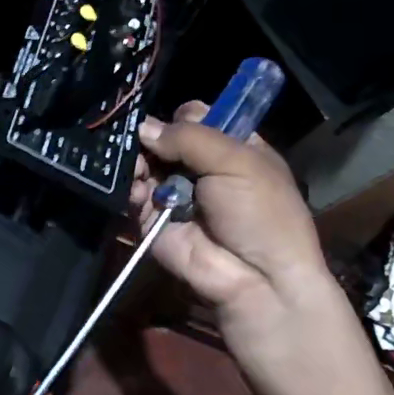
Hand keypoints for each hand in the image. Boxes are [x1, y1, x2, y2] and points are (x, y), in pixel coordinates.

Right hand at [131, 102, 352, 375]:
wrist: (257, 278)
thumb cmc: (260, 212)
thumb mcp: (236, 161)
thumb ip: (189, 137)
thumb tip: (145, 127)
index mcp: (233, 148)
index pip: (199, 117)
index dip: (184, 116)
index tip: (173, 118)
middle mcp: (203, 169)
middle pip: (166, 139)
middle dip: (153, 138)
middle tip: (142, 141)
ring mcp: (177, 195)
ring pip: (146, 165)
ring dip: (139, 163)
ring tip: (139, 168)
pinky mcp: (155, 221)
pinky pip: (136, 197)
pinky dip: (133, 191)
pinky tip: (138, 192)